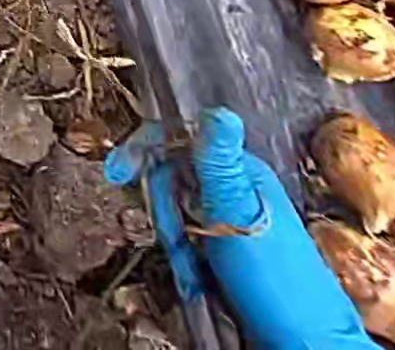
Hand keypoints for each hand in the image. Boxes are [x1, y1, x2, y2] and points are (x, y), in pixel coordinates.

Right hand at [104, 108, 374, 349]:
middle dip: (162, 209)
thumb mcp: (241, 213)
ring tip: (192, 271)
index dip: (142, 149)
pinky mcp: (222, 256)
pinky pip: (184, 245)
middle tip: (174, 241)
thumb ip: (220, 161)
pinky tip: (196, 283)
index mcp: (238, 170)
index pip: (177, 138)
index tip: (115, 172)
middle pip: (169, 177)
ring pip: (173, 213)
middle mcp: (231, 190)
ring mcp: (226, 224)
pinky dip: (182, 264)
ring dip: (172, 241)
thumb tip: (217, 110)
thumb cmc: (279, 284)